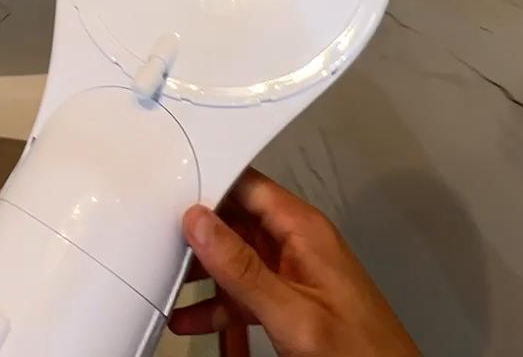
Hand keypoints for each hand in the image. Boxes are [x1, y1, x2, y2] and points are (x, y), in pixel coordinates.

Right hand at [170, 168, 420, 356]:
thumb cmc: (363, 355)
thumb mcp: (294, 314)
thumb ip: (243, 269)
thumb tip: (199, 222)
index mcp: (303, 229)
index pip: (245, 185)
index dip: (207, 183)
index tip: (169, 190)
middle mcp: (296, 242)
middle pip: (235, 219)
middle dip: (197, 230)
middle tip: (159, 238)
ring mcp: (292, 272)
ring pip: (235, 256)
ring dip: (202, 272)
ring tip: (167, 280)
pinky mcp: (290, 301)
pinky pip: (244, 291)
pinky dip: (217, 303)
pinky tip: (191, 317)